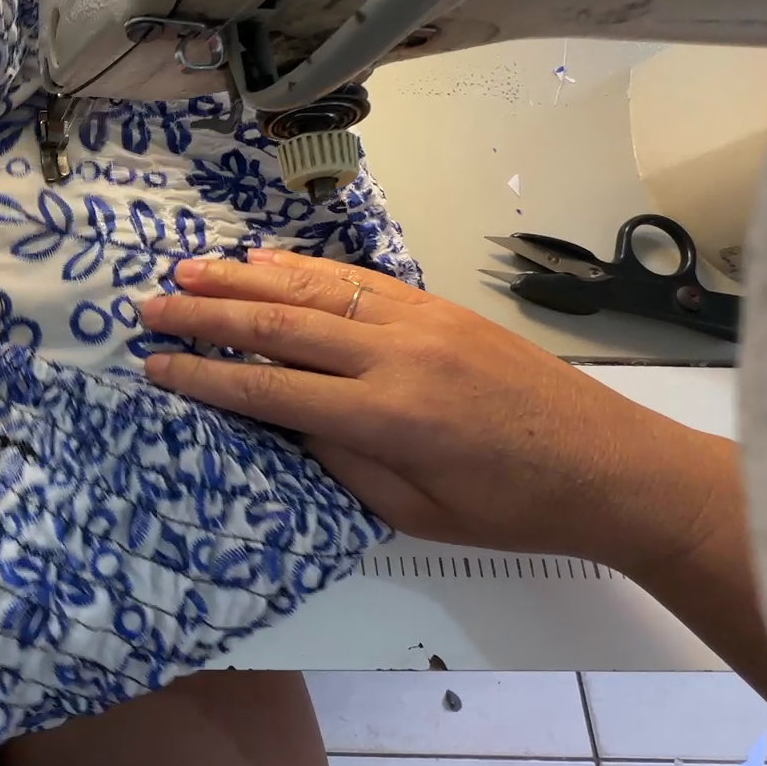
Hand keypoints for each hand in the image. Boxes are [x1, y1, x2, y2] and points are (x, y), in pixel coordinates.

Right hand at [139, 249, 730, 572]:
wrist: (617, 469)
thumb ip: (334, 455)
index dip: (203, 377)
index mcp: (386, 417)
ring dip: (237, 277)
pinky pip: (352, 277)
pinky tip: (257, 257)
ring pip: (307, 288)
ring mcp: (415, 320)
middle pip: (275, 324)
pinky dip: (297, 265)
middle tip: (149, 307)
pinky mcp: (434, 304)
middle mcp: (393, 356)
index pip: (268, 388)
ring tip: (184, 270)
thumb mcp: (410, 508)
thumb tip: (277, 410)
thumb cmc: (508, 508)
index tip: (154, 366)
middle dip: (202, 316)